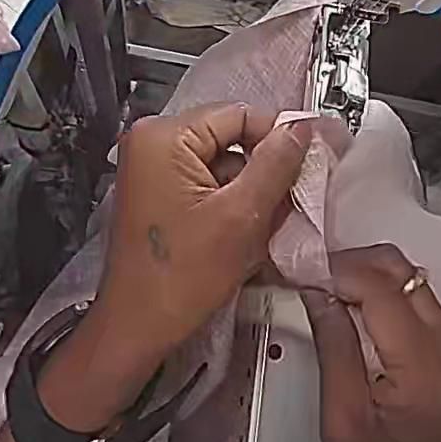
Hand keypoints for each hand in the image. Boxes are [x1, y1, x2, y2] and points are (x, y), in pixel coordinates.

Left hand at [39, 104, 309, 430]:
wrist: (137, 327)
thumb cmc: (180, 278)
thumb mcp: (242, 215)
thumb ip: (277, 164)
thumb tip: (302, 129)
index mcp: (164, 137)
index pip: (241, 115)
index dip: (277, 140)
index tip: (303, 167)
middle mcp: (152, 142)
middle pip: (232, 136)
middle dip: (262, 169)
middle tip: (283, 203)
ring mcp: (153, 166)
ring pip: (224, 161)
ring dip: (250, 189)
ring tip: (259, 224)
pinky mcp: (159, 189)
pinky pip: (208, 180)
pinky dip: (231, 200)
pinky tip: (241, 231)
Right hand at [303, 244, 440, 441]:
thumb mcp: (343, 422)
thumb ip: (334, 349)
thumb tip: (319, 295)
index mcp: (425, 366)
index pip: (380, 289)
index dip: (338, 273)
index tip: (304, 272)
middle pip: (402, 270)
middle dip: (354, 264)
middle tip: (316, 277)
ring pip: (413, 277)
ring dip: (372, 275)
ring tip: (332, 291)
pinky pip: (423, 297)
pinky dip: (390, 292)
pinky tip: (361, 308)